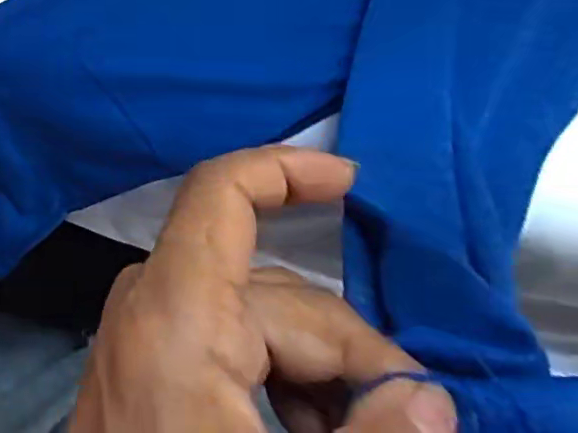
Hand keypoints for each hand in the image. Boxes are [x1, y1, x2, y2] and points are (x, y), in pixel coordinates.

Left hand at [68, 147, 455, 432]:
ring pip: (260, 323)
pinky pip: (231, 348)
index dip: (285, 170)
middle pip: (275, 289)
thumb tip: (432, 398)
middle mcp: (153, 305)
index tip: (351, 179)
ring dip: (323, 378)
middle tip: (416, 419)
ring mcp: (145, 335)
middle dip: (352, 350)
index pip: (222, 193)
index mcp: (176, 312)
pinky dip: (282, 384)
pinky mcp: (148, 368)